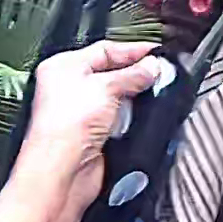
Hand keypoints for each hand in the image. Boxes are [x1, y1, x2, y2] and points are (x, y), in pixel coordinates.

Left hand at [13, 40, 172, 210]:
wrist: (64, 171)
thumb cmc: (65, 127)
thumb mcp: (105, 87)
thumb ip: (132, 75)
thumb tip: (151, 66)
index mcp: (63, 68)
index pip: (104, 50)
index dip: (131, 50)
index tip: (155, 52)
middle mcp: (70, 90)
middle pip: (112, 75)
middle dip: (135, 76)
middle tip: (158, 74)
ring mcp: (83, 116)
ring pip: (119, 101)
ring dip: (134, 101)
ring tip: (151, 97)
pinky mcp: (96, 138)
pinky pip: (121, 124)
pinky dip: (131, 123)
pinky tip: (140, 120)